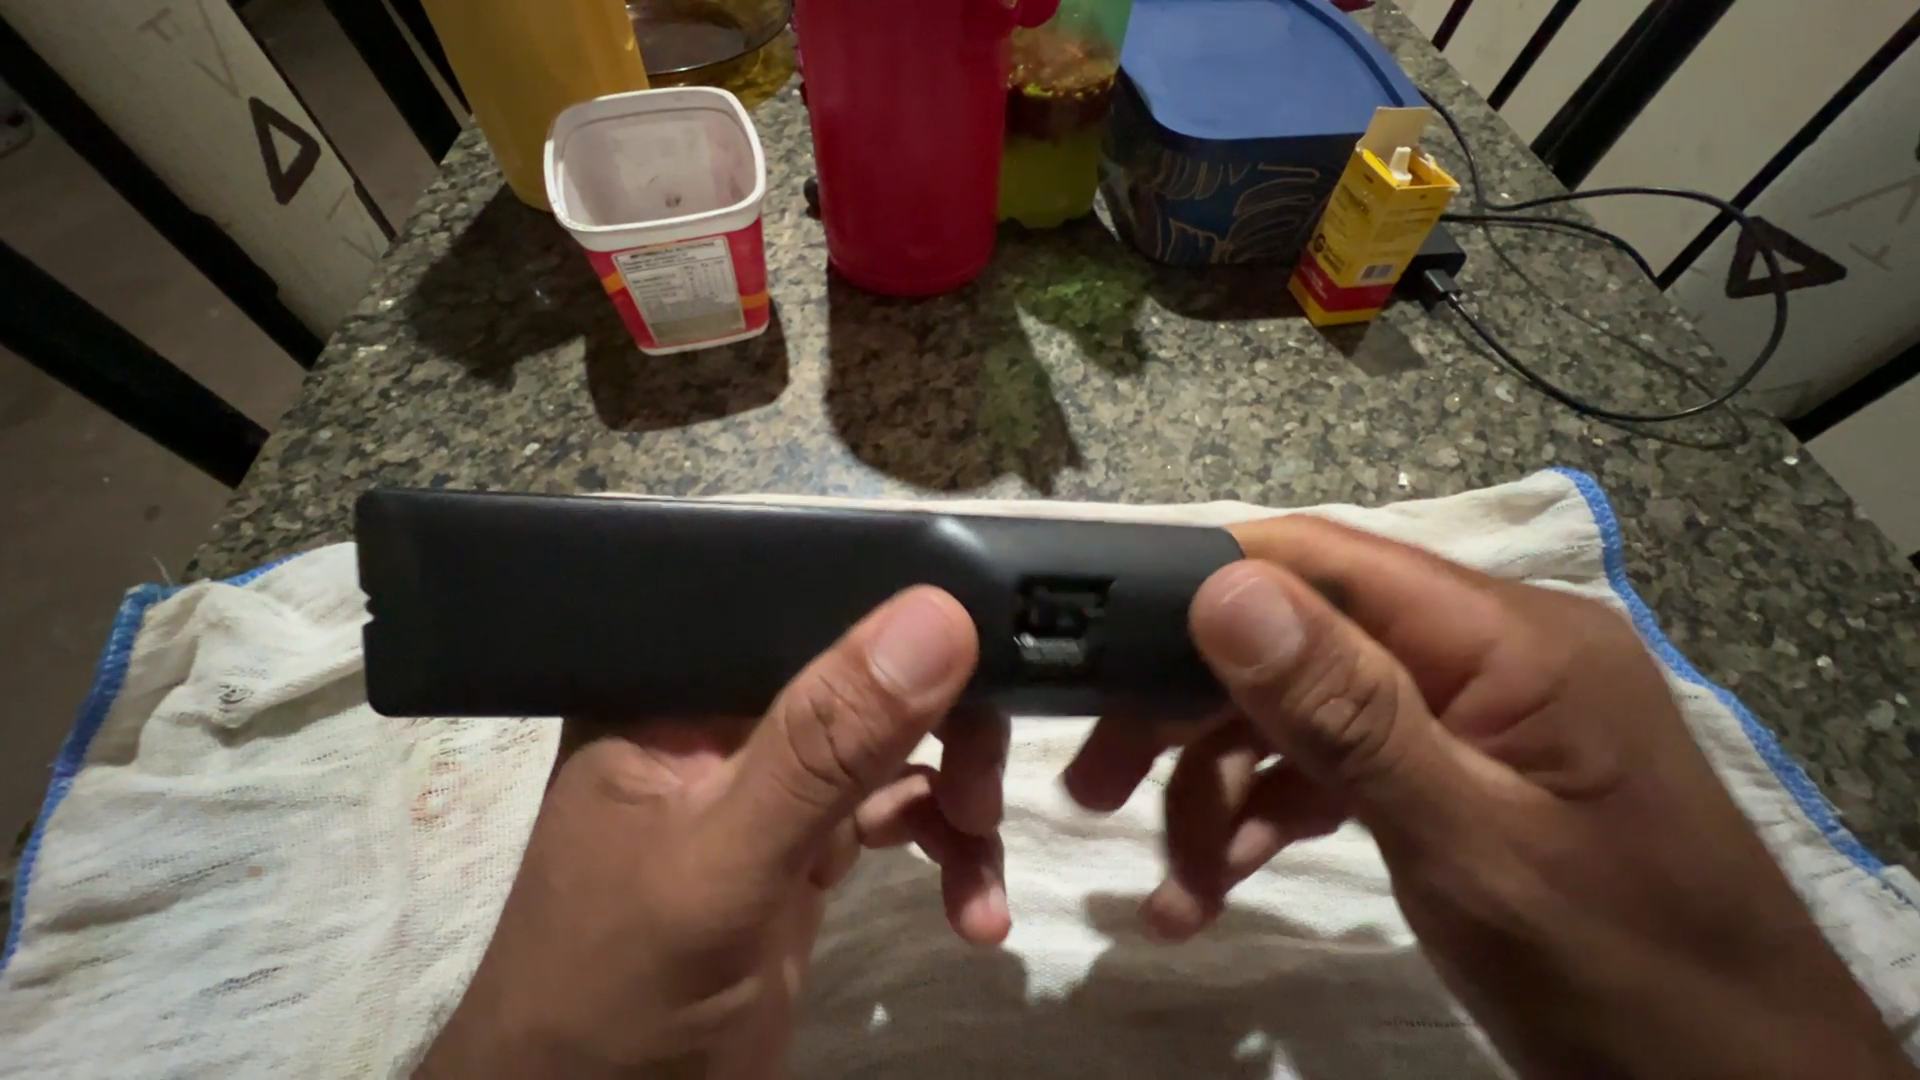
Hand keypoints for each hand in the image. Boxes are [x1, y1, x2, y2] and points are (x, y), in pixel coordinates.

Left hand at [417, 587, 1006, 1078]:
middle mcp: (729, 714)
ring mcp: (776, 780)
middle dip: (944, 724)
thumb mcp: (726, 864)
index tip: (987, 638)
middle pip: (867, 675)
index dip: (898, 609)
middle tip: (985, 783)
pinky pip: (902, 812)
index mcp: (678, 685)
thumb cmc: (623, 993)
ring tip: (982, 847)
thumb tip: (937, 618)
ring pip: (897, 743)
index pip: (800, 604)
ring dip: (958, 794)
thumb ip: (825, 746)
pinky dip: (948, 848)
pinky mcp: (812, 839)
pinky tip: (976, 907)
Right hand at [1068, 517, 1911, 1078]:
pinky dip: (1262, 816)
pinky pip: (1322, 766)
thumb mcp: (1470, 846)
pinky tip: (1215, 883)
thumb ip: (1347, 713)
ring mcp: (1454, 712)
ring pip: (1292, 712)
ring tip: (1172, 881)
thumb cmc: (1623, 976)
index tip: (1106, 635)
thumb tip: (1224, 590)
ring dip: (1217, 786)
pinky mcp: (1436, 769)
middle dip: (1188, 712)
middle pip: (1290, 641)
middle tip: (1096, 779)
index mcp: (1502, 636)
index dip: (1206, 579)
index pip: (1322, 558)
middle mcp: (1472, 652)